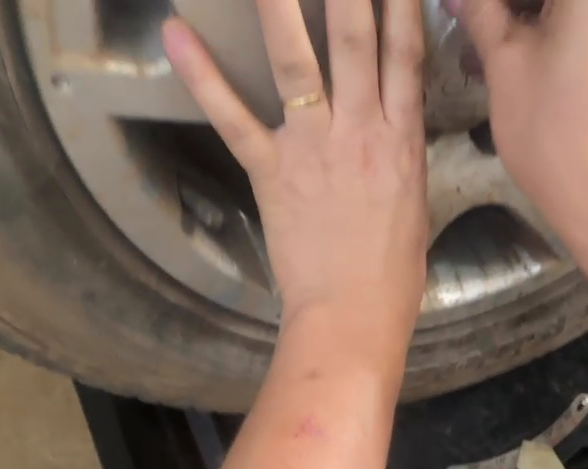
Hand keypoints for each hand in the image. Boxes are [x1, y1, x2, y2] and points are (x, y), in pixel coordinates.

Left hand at [162, 1, 427, 345]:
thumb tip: (392, 134)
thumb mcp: (412, 211)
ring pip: (294, 60)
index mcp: (402, 144)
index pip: (405, 55)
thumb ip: (400, 161)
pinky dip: (203, 76)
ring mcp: (314, 149)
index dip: (398, 1)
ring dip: (277, 2)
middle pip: (354, 37)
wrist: (354, 318)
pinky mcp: (272, 172)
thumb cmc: (391, 278)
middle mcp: (361, 133)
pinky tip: (175, 31)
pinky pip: (234, 117)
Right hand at [453, 0, 587, 243]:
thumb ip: (480, 10)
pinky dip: (563, 19)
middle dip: (516, 4)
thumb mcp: (505, 64)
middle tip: (480, 15)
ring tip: (494, 30)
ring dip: (535, 11)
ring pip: (581, 2)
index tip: (476, 10)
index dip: (499, 1)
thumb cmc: (552, 135)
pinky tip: (525, 40)